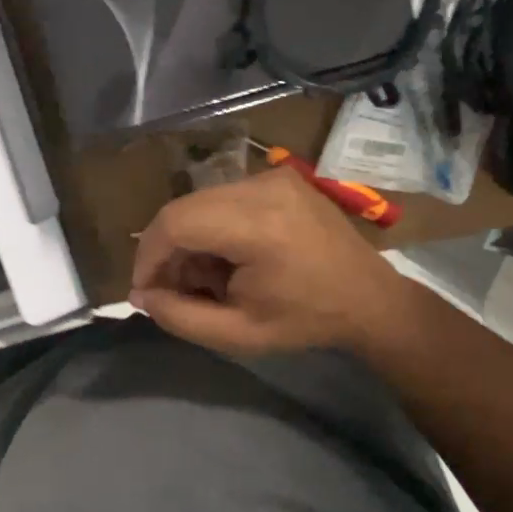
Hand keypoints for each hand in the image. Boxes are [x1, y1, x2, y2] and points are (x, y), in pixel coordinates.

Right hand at [129, 169, 412, 355]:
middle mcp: (263, 188)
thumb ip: (179, 317)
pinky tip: (223, 260)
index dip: (148, 257)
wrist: (370, 300)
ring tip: (200, 278)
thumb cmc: (305, 321)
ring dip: (186, 240)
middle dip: (164, 251)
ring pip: (198, 202)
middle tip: (169, 289)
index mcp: (258, 226)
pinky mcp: (278, 178)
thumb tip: (142, 295)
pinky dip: (209, 228)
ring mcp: (272, 178)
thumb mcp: (237, 334)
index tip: (145, 292)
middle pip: (182, 209)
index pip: (174, 224)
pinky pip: (221, 198)